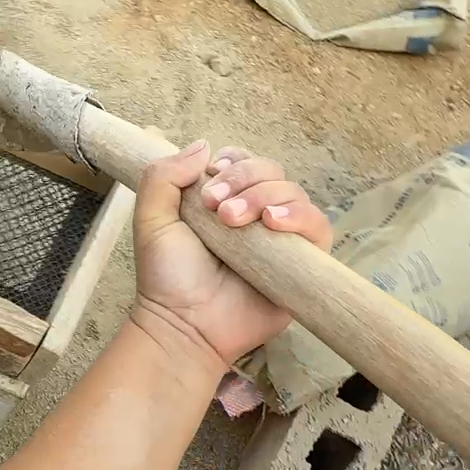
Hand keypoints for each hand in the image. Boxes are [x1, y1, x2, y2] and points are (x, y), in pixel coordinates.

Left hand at [129, 142, 333, 368]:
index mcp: (222, 203)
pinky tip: (274, 223)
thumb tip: (205, 145)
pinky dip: (300, 216)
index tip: (210, 179)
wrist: (182, 324)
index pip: (242, 162)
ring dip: (265, 196)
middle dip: (244, 179)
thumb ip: (163, 178)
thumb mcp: (152, 221)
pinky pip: (318, 226)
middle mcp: (254, 216)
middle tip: (216, 208)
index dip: (232, 163)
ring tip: (234, 221)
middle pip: (270, 171)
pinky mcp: (302, 262)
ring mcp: (279, 238)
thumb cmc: (166, 277)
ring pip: (293, 193)